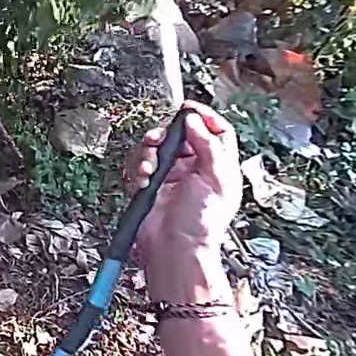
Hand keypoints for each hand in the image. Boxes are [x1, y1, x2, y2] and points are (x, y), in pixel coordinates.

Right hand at [121, 102, 241, 302]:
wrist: (175, 247)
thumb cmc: (201, 221)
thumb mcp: (216, 178)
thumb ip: (208, 145)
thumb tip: (193, 120)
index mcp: (217, 165)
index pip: (214, 130)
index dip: (202, 116)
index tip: (187, 109)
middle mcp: (194, 167)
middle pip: (179, 135)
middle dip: (166, 134)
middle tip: (159, 139)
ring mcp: (170, 175)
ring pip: (155, 147)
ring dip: (148, 152)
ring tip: (149, 167)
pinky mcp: (149, 184)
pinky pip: (139, 164)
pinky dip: (138, 168)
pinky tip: (144, 179)